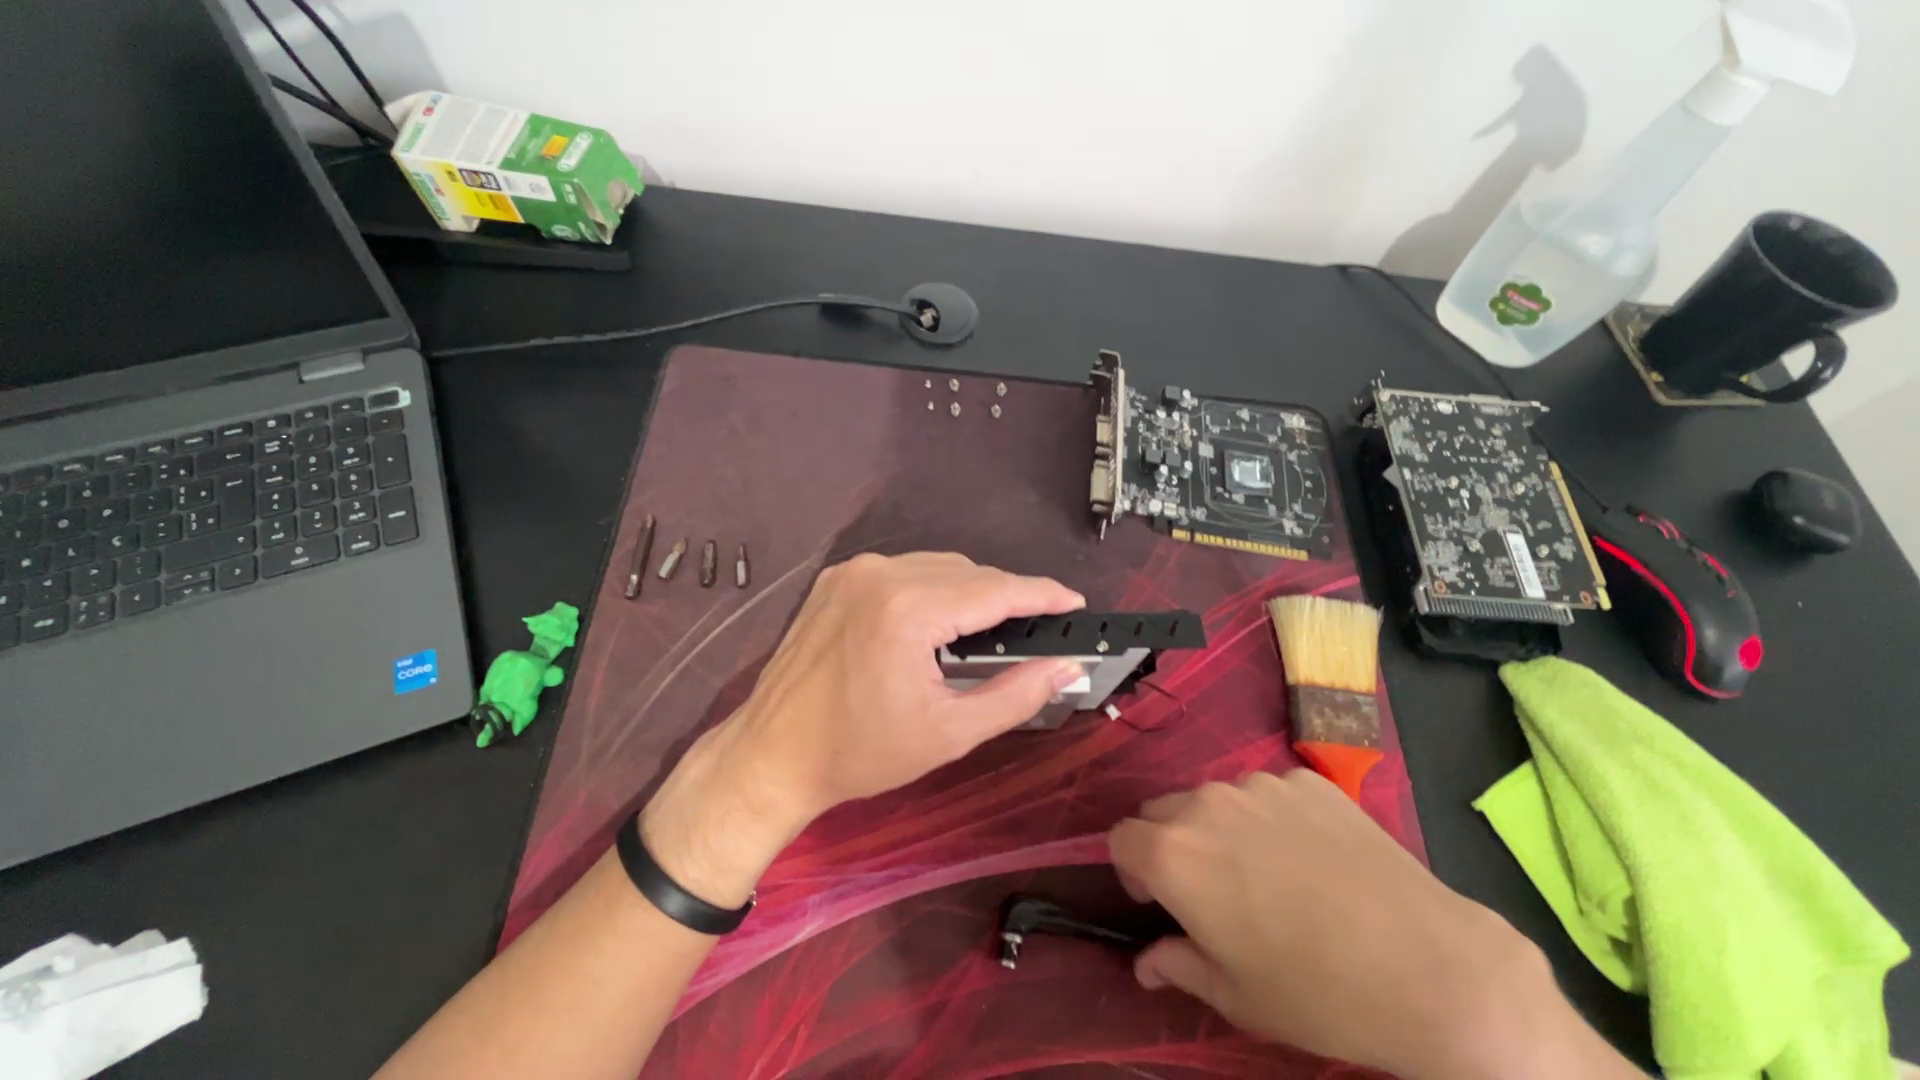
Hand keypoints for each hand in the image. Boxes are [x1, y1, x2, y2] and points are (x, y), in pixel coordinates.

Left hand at [641, 553, 1086, 906]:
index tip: (1075, 603)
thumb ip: (1016, 694)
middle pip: (968, 573)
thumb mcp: (949, 732)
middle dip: (1007, 598)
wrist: (772, 755)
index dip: (1042, 595)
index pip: (995, 590)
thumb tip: (1067, 667)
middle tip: (1036, 633)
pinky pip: (903, 572)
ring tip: (990, 632)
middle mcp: (880, 575)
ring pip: (936, 567)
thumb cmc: (861, 753)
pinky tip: (939, 623)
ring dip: (970, 592)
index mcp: (908, 610)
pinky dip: (932, 589)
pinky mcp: (834, 579)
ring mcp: (852, 572)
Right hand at [1109, 770, 1639, 1079]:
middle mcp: (1207, 805)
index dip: (1131, 871)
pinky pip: (1268, 794)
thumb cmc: (1316, 992)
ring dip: (1220, 829)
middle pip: (1163, 812)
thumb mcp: (1236, 995)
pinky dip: (1271, 818)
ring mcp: (1262, 787)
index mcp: (1174, 854)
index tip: (1159, 903)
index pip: (1121, 839)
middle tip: (1209, 893)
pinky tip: (1311, 860)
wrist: (1429, 966)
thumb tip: (1147, 964)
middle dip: (1170, 846)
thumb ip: (1178, 966)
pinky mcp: (1310, 782)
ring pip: (1216, 800)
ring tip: (1266, 875)